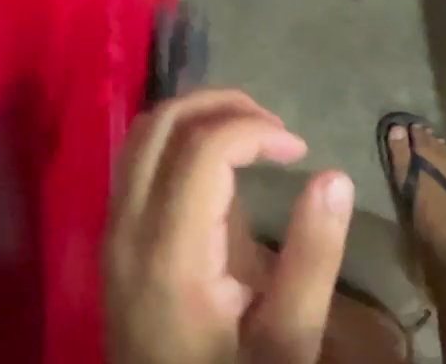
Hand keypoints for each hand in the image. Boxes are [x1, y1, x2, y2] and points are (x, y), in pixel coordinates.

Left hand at [104, 89, 354, 363]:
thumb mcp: (285, 344)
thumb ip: (311, 259)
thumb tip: (334, 176)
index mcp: (169, 251)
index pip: (202, 147)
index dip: (253, 129)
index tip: (298, 147)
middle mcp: (128, 226)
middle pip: (163, 122)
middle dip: (222, 105)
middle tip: (274, 127)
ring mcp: (111, 229)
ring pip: (142, 133)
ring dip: (195, 115)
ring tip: (249, 133)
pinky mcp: (112, 237)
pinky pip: (134, 159)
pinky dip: (174, 137)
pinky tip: (212, 160)